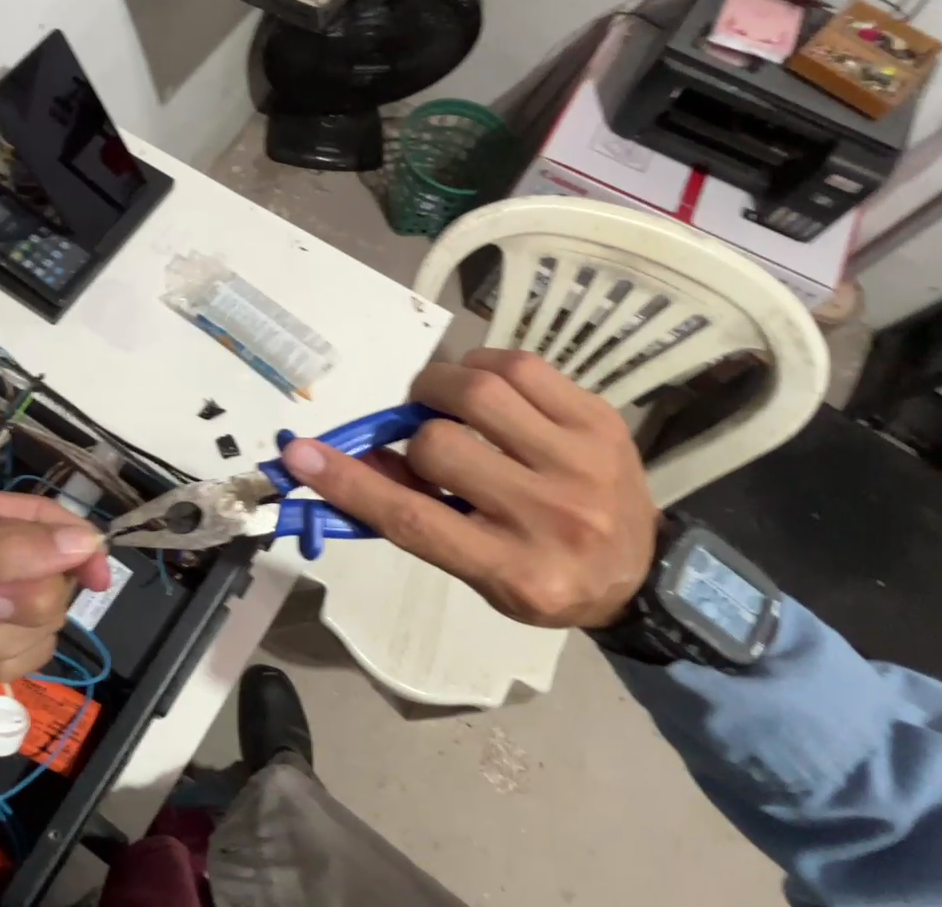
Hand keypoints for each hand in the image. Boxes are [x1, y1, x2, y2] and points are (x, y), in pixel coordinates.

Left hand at [0, 487, 111, 753]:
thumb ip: (11, 550)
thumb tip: (88, 540)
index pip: (40, 516)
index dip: (73, 542)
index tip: (96, 577)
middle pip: (49, 571)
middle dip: (17, 600)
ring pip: (44, 616)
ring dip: (3, 638)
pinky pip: (31, 652)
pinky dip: (0, 664)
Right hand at [282, 349, 659, 628]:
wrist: (642, 570)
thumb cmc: (540, 576)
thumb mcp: (473, 569)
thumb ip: (415, 515)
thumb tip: (354, 459)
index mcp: (513, 571)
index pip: (414, 520)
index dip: (349, 483)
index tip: (299, 453)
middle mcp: (553, 518)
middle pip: (441, 446)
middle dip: (414, 433)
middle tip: (419, 431)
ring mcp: (584, 463)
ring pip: (479, 393)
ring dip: (440, 388)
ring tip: (443, 399)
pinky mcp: (601, 419)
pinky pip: (521, 366)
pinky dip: (482, 365)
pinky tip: (484, 384)